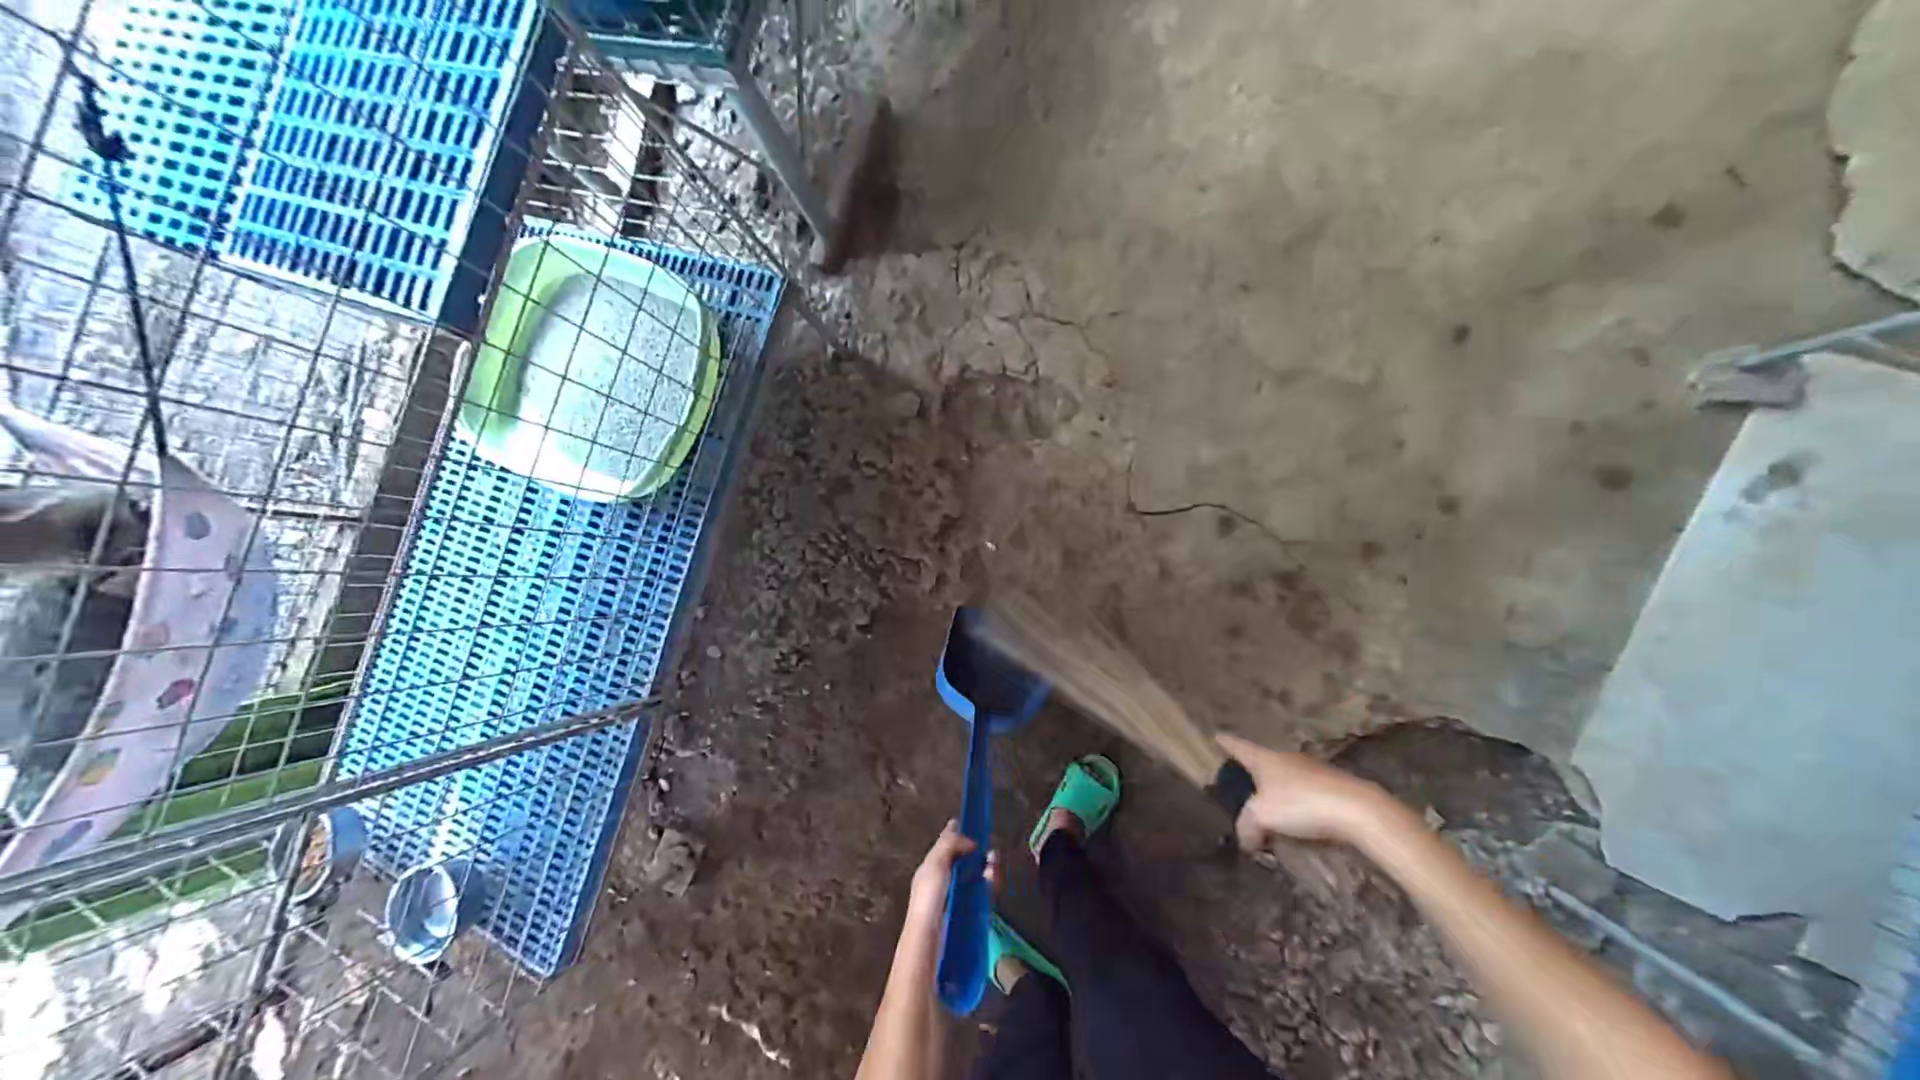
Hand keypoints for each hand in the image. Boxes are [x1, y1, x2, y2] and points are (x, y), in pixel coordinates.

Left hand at [907, 820, 1000, 918]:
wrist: (930, 939)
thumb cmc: (929, 898)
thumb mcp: (936, 863)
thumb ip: (951, 844)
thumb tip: (971, 841)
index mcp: (931, 866)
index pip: (945, 844)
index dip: (955, 833)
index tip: (970, 822)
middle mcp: (943, 878)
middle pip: (963, 859)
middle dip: (978, 852)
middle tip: (991, 851)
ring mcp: (955, 895)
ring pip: (975, 875)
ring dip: (987, 868)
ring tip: (994, 866)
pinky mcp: (967, 911)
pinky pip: (982, 892)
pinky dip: (989, 884)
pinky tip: (993, 880)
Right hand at [1216, 733, 1394, 850]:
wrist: (1359, 812)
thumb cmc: (1301, 804)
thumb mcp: (1261, 817)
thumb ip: (1246, 827)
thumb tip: (1246, 840)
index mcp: (1265, 759)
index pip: (1239, 746)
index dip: (1226, 743)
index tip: (1216, 736)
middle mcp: (1288, 759)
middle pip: (1264, 762)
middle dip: (1254, 773)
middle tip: (1243, 785)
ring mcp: (1315, 771)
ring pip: (1288, 779)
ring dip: (1280, 793)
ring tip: (1273, 813)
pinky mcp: (1336, 788)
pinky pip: (1309, 795)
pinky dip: (1301, 806)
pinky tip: (1302, 824)